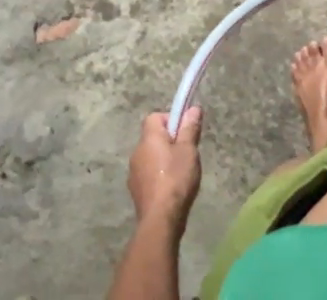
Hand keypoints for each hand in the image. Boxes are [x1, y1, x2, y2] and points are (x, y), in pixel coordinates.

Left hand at [128, 108, 202, 230]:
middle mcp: (137, 151)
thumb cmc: (176, 179)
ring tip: (180, 173)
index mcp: (149, 139)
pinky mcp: (135, 189)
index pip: (154, 117)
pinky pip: (148, 174)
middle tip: (186, 154)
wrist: (160, 218)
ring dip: (163, 160)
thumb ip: (189, 129)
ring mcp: (134, 172)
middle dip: (169, 142)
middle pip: (153, 137)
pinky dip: (158, 176)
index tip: (184, 133)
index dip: (170, 120)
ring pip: (150, 156)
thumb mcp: (188, 151)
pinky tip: (170, 189)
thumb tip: (193, 108)